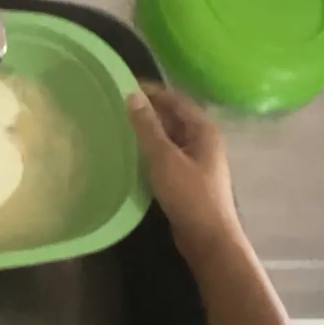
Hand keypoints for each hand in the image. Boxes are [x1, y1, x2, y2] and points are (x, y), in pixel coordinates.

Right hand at [127, 84, 240, 251]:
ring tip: (118, 126)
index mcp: (203, 130)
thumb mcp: (164, 158)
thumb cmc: (189, 195)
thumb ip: (147, 126)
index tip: (122, 86)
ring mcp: (196, 159)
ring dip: (147, 130)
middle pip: (172, 116)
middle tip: (115, 106)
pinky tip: (130, 153)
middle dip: (147, 110)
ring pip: (168, 136)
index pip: (175, 99)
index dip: (151, 91)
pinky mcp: (187, 176)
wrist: (208, 238)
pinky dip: (150, 149)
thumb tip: (131, 95)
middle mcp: (202, 140)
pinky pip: (166, 153)